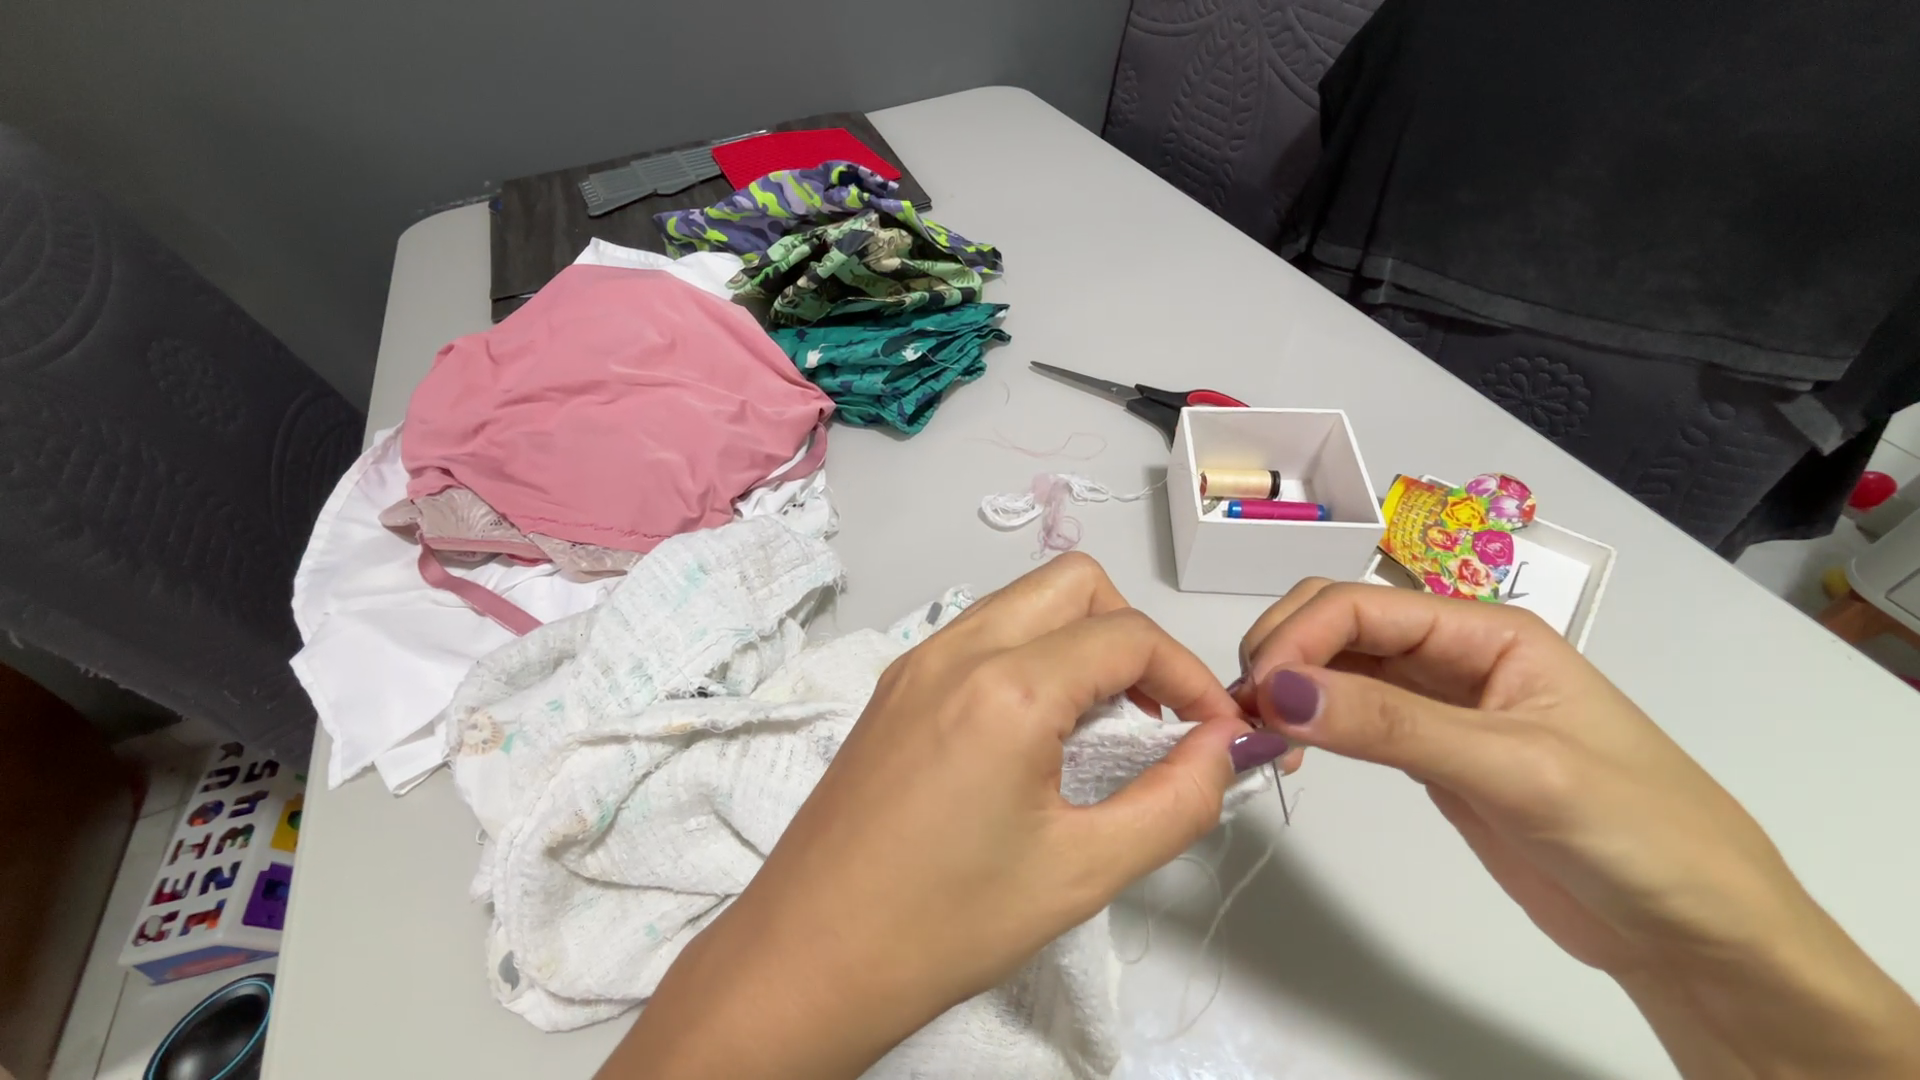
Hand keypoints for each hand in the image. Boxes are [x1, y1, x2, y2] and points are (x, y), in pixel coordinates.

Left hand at [601, 554, 1256, 1079]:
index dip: (1191, 676)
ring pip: (1024, 601)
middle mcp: (956, 648)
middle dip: (1133, 635)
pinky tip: (1037, 731)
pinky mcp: (894, 686)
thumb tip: (1224, 747)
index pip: (1128, 635)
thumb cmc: (946, 925)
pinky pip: (982, 635)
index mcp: (1006, 686)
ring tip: (1102, 724)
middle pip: (1074, 584)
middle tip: (1154, 714)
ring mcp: (917, 661)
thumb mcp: (1082, 872)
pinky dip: (1031, 655)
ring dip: (1080, 640)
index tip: (1216, 733)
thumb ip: (1175, 801)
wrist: (806, 959)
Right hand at [1235, 579, 1919, 1078]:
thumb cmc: (1636, 835)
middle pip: (1338, 623)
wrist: (1695, 936)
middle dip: (1282, 653)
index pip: (1361, 605)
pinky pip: (1347, 713)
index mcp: (1485, 630)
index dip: (1298, 638)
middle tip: (1246, 714)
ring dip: (1287, 687)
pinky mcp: (1424, 748)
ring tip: (1260, 734)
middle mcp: (1453, 653)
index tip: (1256, 696)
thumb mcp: (1515, 770)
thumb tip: (1277, 692)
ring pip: (1334, 666)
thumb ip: (1391, 725)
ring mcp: (1436, 701)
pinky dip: (1307, 721)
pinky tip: (1292, 750)